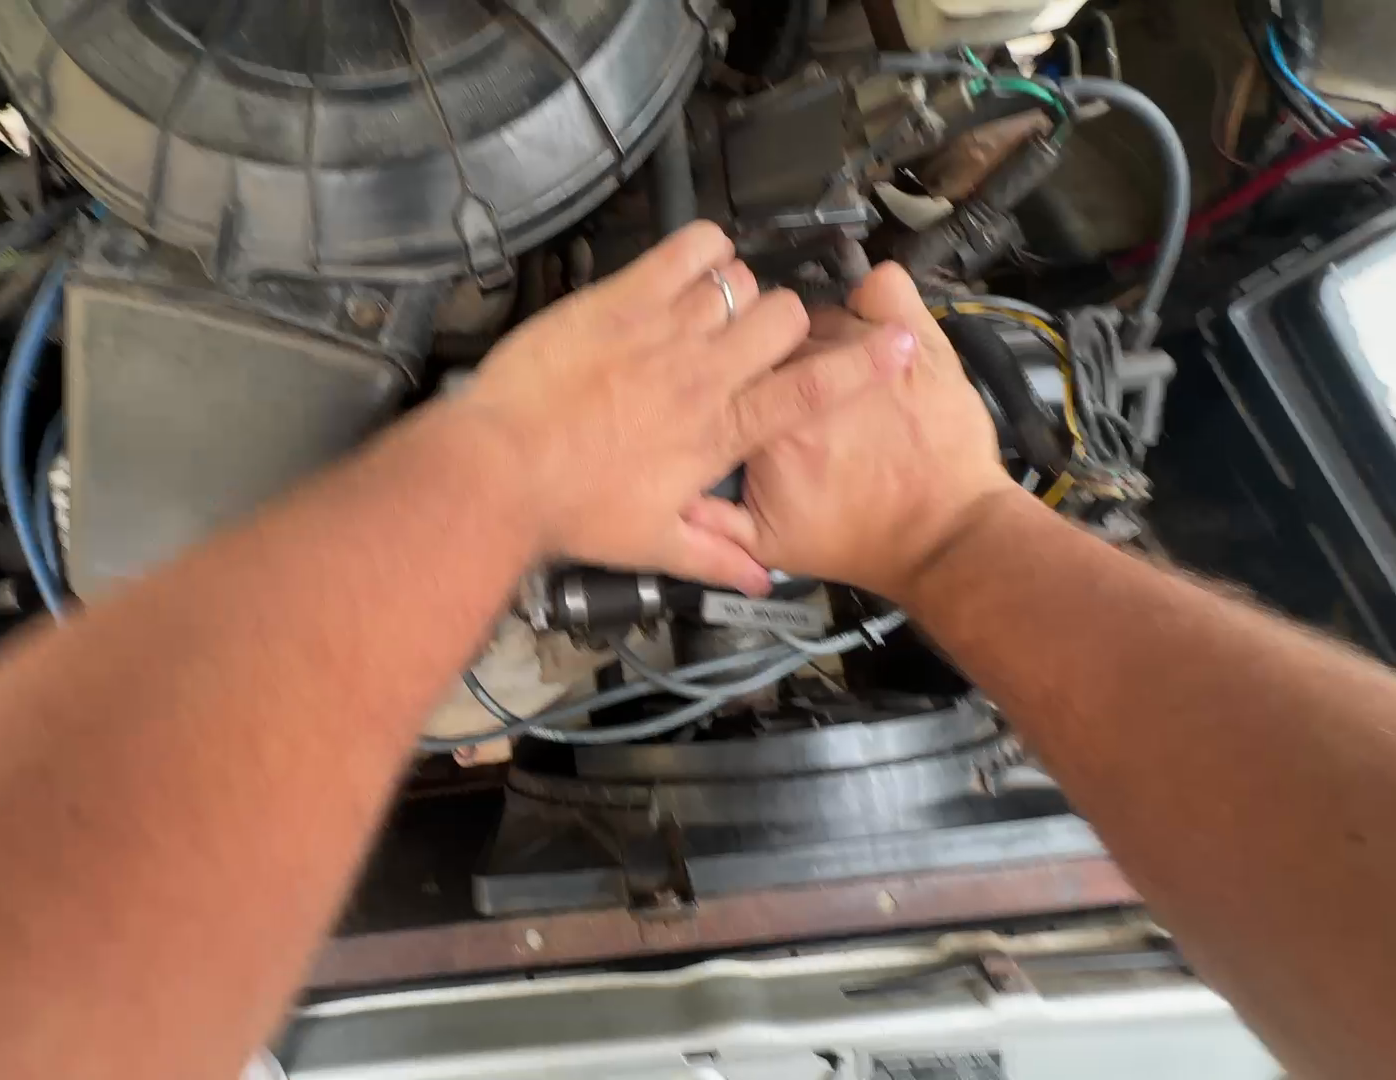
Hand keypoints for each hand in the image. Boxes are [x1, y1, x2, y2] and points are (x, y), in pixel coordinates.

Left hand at [452, 223, 915, 593]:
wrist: (500, 468)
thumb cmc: (570, 508)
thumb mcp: (649, 544)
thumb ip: (715, 556)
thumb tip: (761, 581)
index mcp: (719, 431)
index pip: (812, 391)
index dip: (863, 365)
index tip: (895, 344)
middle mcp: (704, 374)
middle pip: (783, 318)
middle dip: (779, 325)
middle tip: (751, 341)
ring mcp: (664, 330)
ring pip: (738, 283)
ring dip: (734, 294)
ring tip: (709, 313)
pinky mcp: (621, 299)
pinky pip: (686, 248)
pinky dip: (701, 249)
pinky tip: (693, 265)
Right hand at [685, 263, 1029, 600]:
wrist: (940, 536)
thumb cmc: (853, 539)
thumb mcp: (765, 545)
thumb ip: (708, 519)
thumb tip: (669, 491)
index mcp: (764, 423)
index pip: (729, 371)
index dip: (736, 380)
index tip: (746, 395)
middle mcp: (806, 377)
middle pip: (772, 340)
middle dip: (775, 358)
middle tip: (790, 387)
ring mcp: (864, 351)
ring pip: (820, 314)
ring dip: (820, 335)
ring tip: (830, 367)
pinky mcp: (914, 340)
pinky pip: (883, 287)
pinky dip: (874, 297)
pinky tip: (870, 324)